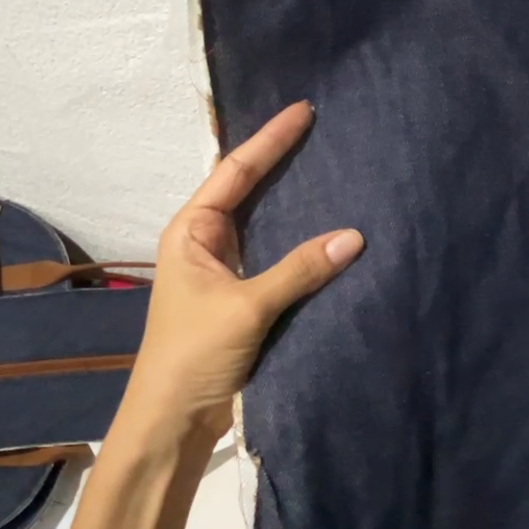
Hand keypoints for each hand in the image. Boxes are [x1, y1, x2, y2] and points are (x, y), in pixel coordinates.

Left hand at [109, 101, 362, 451]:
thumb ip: (299, 270)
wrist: (174, 418)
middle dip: (283, 162)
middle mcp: (207, 243)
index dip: (270, 140)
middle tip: (325, 133)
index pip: (235, 172)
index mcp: (192, 231)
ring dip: (295, 203)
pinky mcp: (243, 299)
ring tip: (334, 171)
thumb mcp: (247, 307)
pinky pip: (277, 260)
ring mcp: (226, 272)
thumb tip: (353, 236)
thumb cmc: (194, 354)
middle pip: (249, 191)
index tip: (304, 110)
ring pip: (265, 226)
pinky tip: (330, 232)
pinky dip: (302, 245)